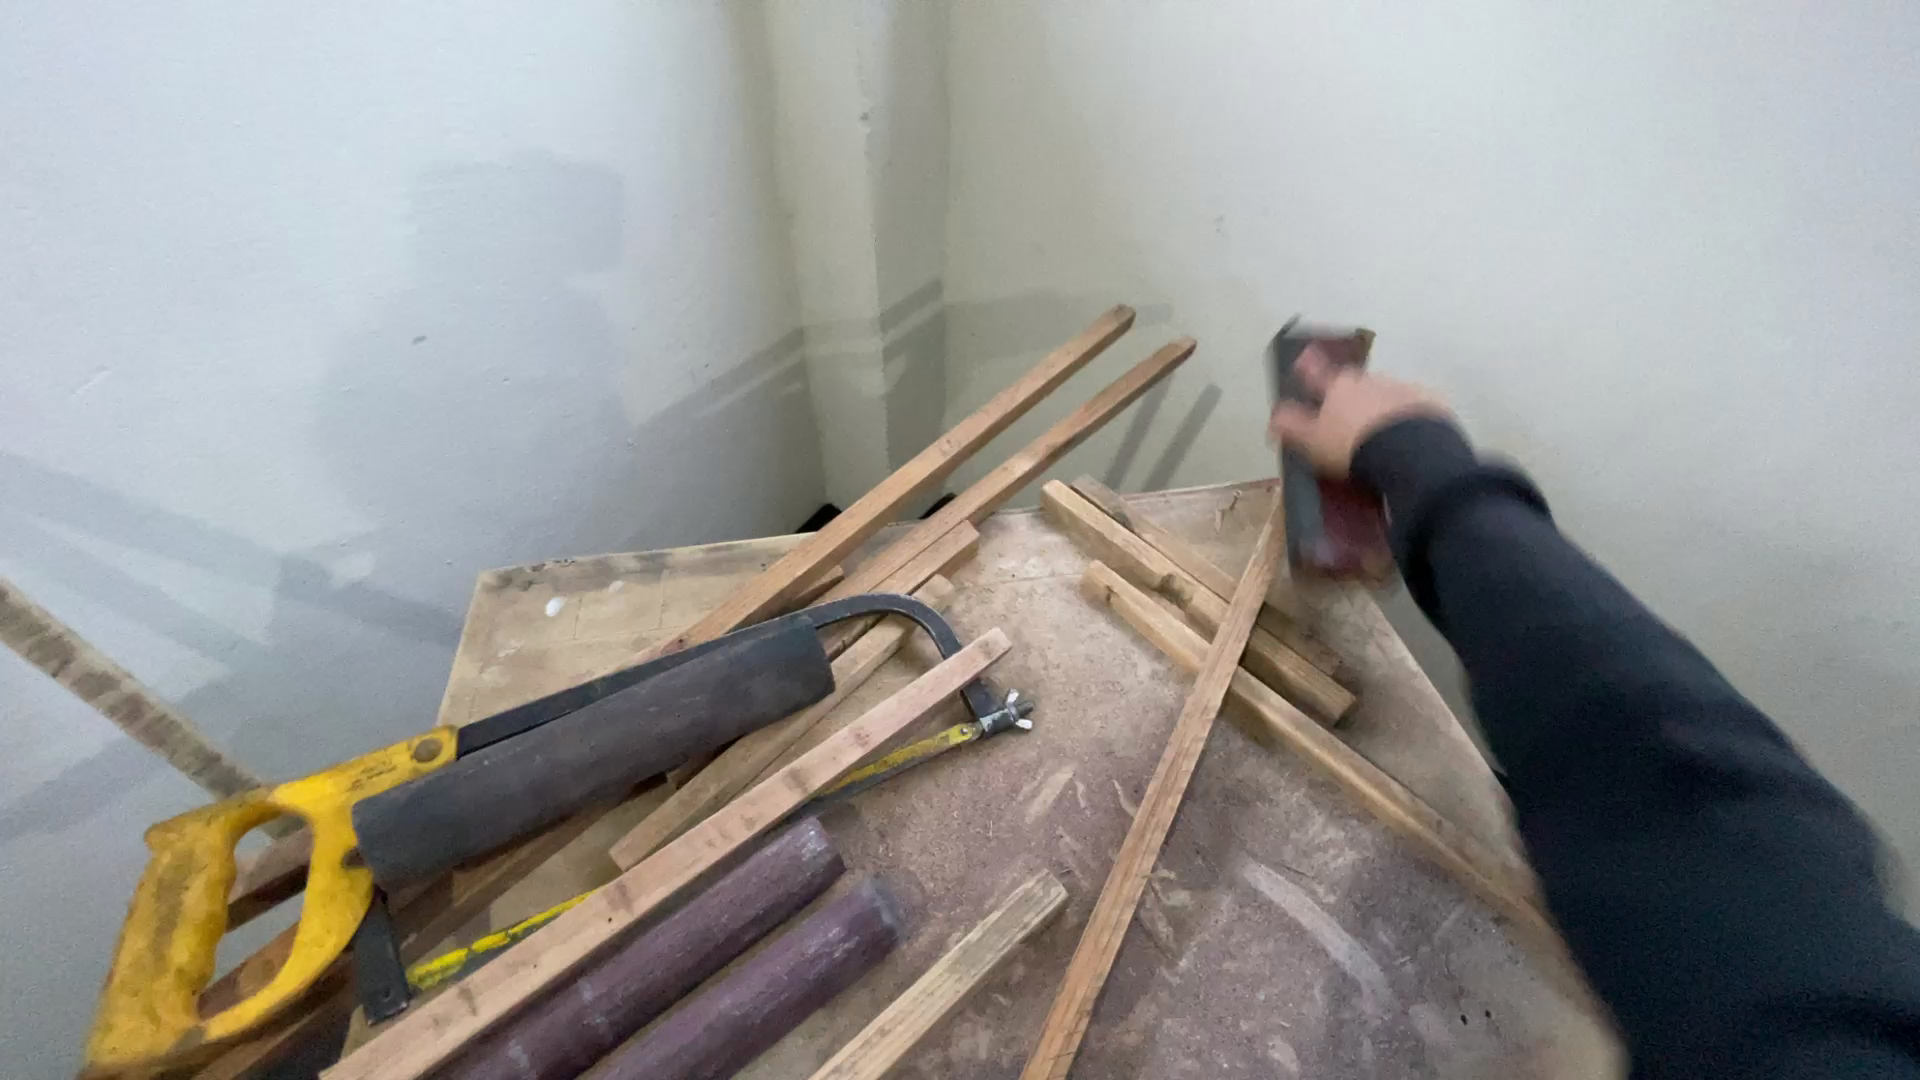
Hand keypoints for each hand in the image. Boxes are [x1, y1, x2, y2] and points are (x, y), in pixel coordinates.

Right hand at [1268, 346, 1451, 477]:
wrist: (1406, 452)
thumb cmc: (1350, 445)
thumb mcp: (1310, 440)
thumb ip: (1290, 425)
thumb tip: (1273, 416)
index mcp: (1338, 386)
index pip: (1317, 373)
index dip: (1308, 365)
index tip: (1305, 353)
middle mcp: (1369, 380)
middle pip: (1355, 384)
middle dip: (1350, 396)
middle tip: (1347, 420)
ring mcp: (1401, 388)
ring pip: (1385, 394)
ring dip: (1380, 406)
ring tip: (1377, 434)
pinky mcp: (1429, 402)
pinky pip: (1413, 407)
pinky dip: (1407, 416)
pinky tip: (1404, 436)